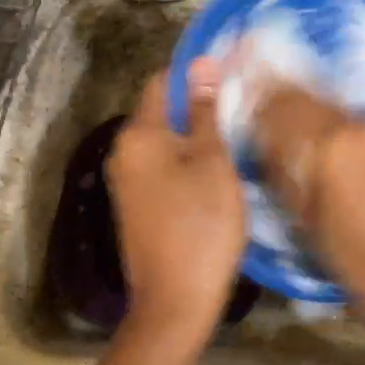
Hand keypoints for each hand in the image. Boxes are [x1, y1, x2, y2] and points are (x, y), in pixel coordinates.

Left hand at [106, 64, 246, 344]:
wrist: (175, 302)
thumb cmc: (201, 224)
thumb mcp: (213, 161)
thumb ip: (204, 110)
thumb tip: (201, 63)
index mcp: (138, 134)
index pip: (163, 81)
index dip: (196, 72)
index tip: (232, 73)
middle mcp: (123, 152)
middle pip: (161, 111)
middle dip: (198, 104)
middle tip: (242, 106)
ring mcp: (126, 181)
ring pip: (164, 141)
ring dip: (194, 134)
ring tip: (236, 134)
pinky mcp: (136, 205)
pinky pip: (161, 166)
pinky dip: (186, 160)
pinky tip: (216, 170)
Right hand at [250, 84, 364, 318]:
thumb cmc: (350, 253)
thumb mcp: (302, 214)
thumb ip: (279, 169)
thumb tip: (260, 142)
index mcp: (328, 143)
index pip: (280, 107)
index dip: (257, 103)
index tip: (239, 102)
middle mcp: (351, 123)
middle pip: (303, 97)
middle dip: (276, 99)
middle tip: (254, 106)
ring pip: (323, 103)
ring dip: (299, 106)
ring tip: (277, 119)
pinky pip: (342, 116)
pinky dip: (321, 118)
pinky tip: (308, 133)